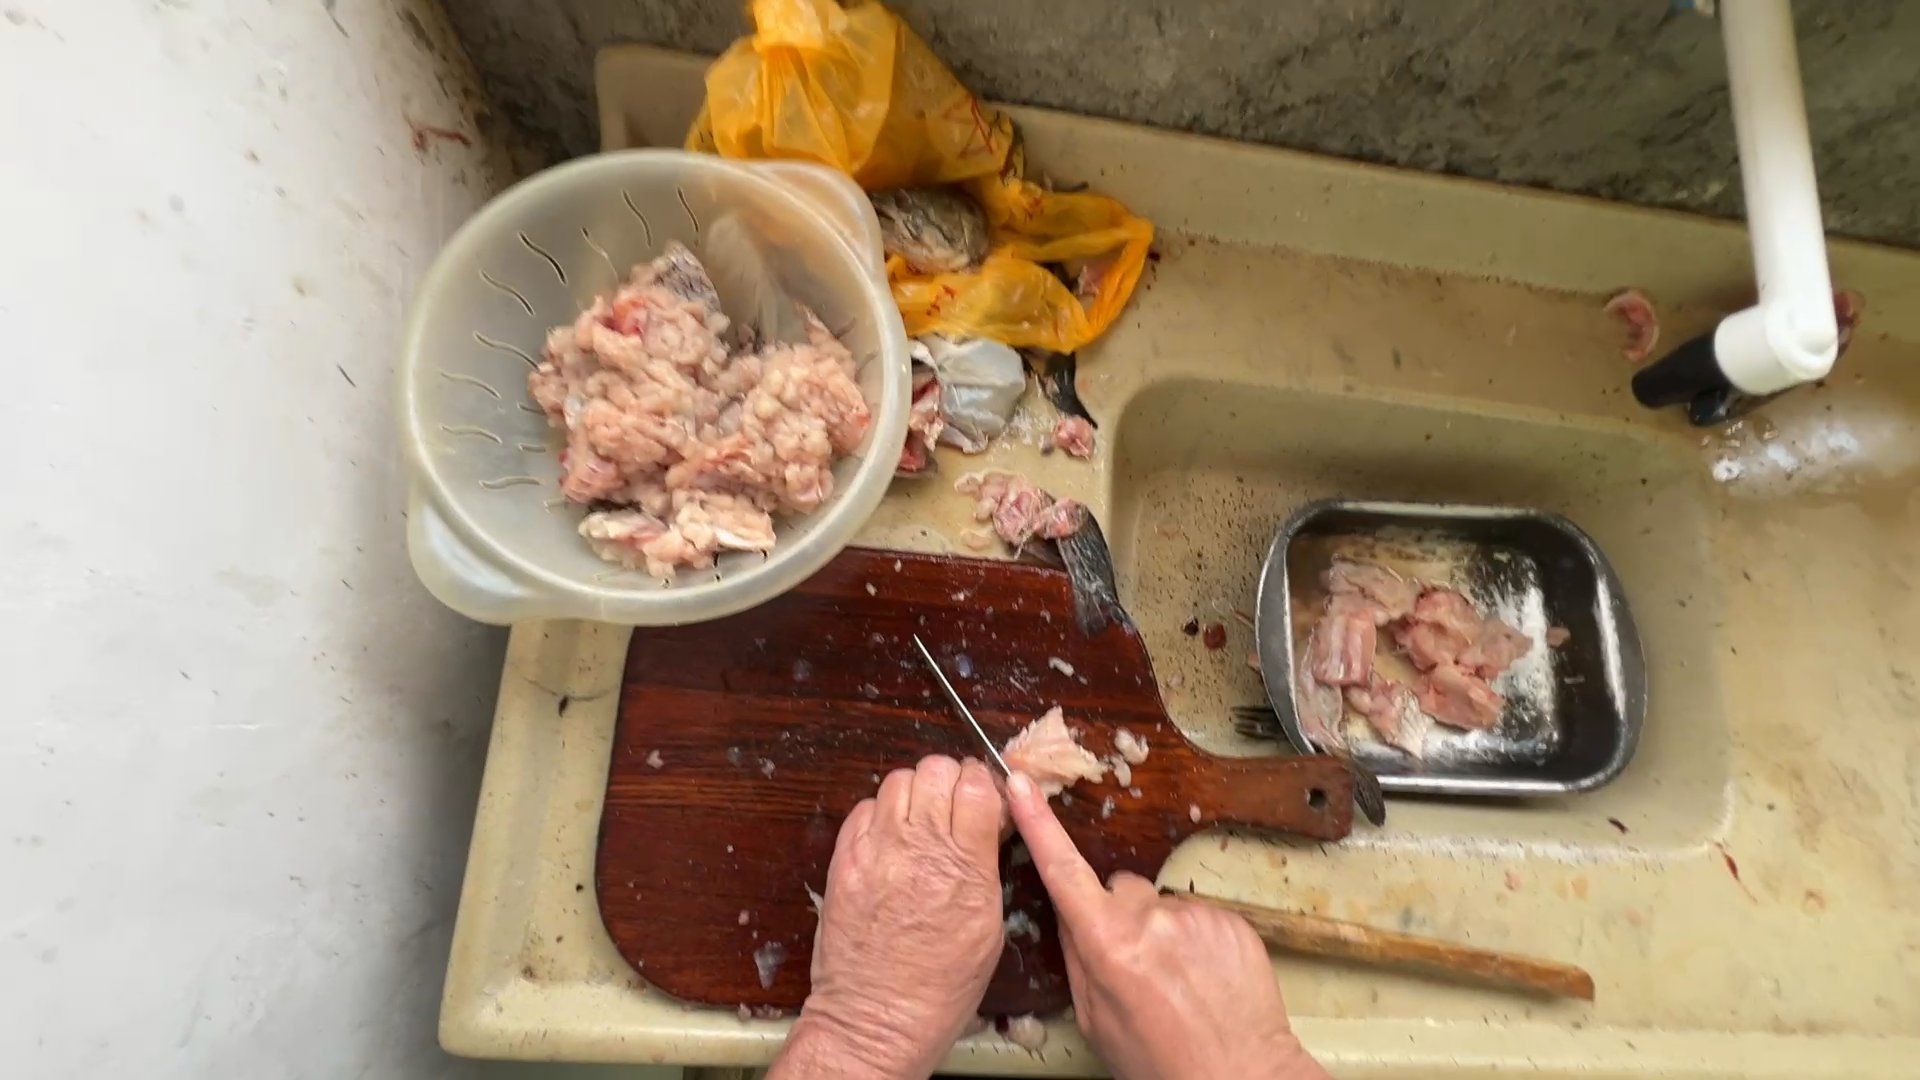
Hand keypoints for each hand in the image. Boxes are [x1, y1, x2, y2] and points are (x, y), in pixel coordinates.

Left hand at [770, 756, 1006, 1079]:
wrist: (873, 1023)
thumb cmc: (939, 988)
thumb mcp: (989, 926)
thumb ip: (986, 863)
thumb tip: (987, 819)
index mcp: (964, 867)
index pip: (975, 785)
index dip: (982, 780)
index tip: (982, 791)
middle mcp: (919, 848)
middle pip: (936, 769)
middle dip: (950, 779)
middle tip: (951, 800)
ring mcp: (877, 849)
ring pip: (899, 779)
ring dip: (914, 792)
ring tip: (918, 818)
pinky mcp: (844, 858)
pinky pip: (865, 807)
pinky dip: (881, 814)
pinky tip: (889, 839)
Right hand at [1005, 773, 1329, 1079]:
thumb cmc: (1166, 1067)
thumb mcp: (1097, 1022)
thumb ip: (1077, 957)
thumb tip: (1069, 913)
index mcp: (1108, 945)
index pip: (1062, 869)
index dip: (1037, 822)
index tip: (1020, 785)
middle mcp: (1149, 919)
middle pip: (1119, 887)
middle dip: (1119, 913)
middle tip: (1138, 964)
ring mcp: (1192, 915)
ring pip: (1159, 905)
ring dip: (1162, 930)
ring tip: (1178, 980)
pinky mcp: (1228, 918)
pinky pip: (1196, 915)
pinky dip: (1196, 939)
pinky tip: (1205, 976)